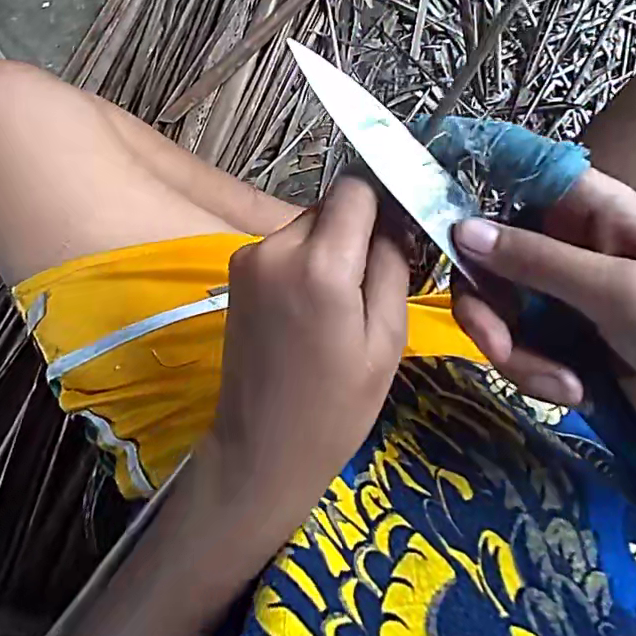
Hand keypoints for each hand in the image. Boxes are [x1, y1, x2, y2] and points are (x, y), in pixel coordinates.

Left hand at [204, 177, 410, 534]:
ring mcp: (249, 255)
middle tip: (375, 275)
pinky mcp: (236, 268)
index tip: (400, 227)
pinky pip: (285, 242)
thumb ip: (393, 266)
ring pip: (309, 222)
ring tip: (342, 298)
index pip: (356, 186)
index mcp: (320, 263)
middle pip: (332, 203)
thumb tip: (396, 220)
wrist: (261, 449)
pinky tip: (313, 303)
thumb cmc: (336, 406)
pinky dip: (306, 257)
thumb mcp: (387, 340)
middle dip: (359, 226)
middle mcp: (276, 245)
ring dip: (331, 243)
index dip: (383, 198)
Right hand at [451, 169, 635, 471]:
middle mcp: (562, 238)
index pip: (511, 169)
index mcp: (585, 204)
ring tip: (559, 385)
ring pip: (493, 303)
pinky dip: (531, 370)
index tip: (422, 206)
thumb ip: (537, 260)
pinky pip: (514, 341)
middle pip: (484, 250)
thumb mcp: (622, 292)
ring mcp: (557, 289)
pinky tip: (573, 391)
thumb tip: (459, 227)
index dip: (464, 176)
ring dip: (512, 349)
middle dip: (485, 304)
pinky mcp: (557, 334)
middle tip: (497, 346)